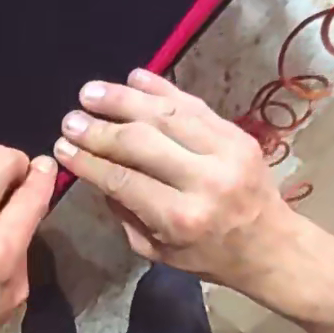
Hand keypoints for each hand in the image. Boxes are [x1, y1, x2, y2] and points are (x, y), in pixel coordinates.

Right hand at [50, 69, 308, 304]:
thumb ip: (123, 211)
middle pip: (140, 142)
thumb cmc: (206, 254)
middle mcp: (204, 180)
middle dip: (98, 129)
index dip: (87, 160)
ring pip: (166, 114)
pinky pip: (194, 103)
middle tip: (69, 120)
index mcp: (180, 217)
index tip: (61, 147)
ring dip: (122, 100)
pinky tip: (133, 78)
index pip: (122, 179)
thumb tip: (95, 170)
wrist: (272, 245)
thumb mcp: (155, 250)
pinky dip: (161, 87)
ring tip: (90, 92)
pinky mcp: (238, 133)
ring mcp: (226, 151)